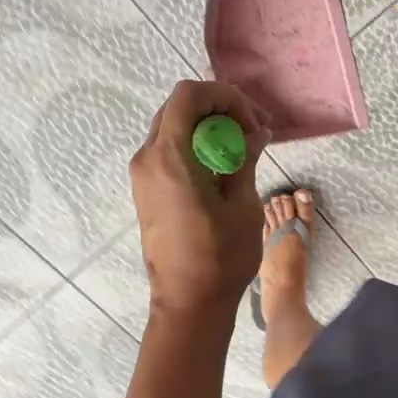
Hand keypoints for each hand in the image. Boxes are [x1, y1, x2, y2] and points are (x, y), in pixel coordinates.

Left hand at [128, 80, 272, 315]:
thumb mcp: (243, 205)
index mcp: (170, 157)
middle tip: (253, 134)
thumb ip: (244, 160)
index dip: (225, 98)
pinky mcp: (147, 190)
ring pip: (174, 129)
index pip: (190, 96)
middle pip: (179, 109)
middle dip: (219, 111)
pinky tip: (224, 170)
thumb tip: (255, 134)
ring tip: (242, 152)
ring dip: (208, 131)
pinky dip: (196, 149)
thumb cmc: (221, 258)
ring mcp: (143, 175)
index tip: (253, 124)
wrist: (189, 302)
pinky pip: (170, 152)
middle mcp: (148, 157)